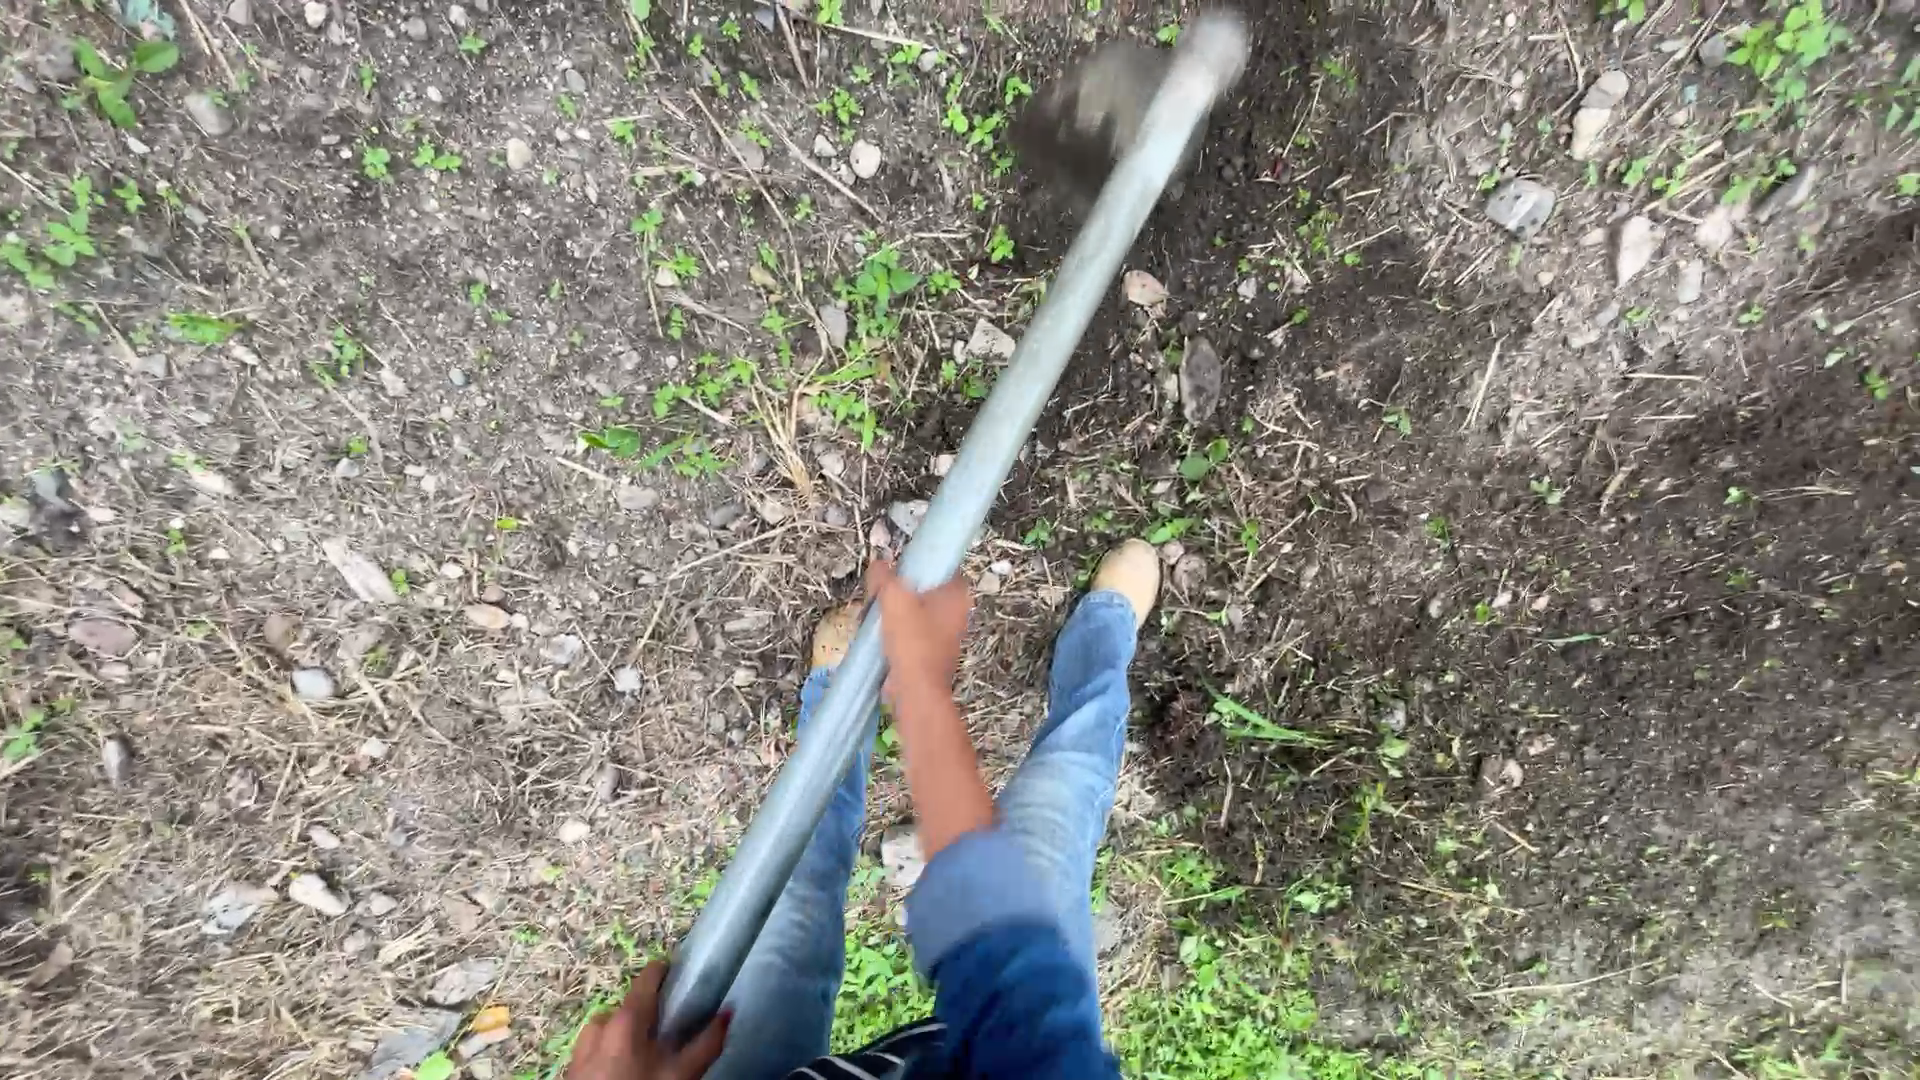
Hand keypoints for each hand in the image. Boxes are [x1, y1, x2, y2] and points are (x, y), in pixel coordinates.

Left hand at [564, 963, 728, 1079]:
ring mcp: (579, 1053)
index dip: (666, 973)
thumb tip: (728, 1011)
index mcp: (626, 1018)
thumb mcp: (681, 1075)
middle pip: (625, 1005)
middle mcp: (599, 1027)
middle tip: (664, 1030)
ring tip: (638, 1054)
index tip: (681, 980)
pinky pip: (588, 1054)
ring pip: (602, 1029)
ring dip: (618, 1034)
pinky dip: (603, 1055)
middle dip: (644, 1013)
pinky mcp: (569, 1075)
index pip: (648, 976)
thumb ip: (707, 1042)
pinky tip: (618, 1074)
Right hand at [867, 559, 970, 699]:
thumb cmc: (912, 639)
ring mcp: (947, 634)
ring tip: (871, 618)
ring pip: (914, 612)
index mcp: (958, 594)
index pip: (939, 566)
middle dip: (896, 594)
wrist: (916, 689)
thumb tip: (878, 563)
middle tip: (877, 598)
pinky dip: (895, 632)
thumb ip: (884, 576)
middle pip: (923, 590)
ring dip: (892, 614)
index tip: (894, 573)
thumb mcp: (893, 598)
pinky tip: (876, 636)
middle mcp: (958, 613)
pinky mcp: (933, 652)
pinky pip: (911, 632)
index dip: (916, 565)